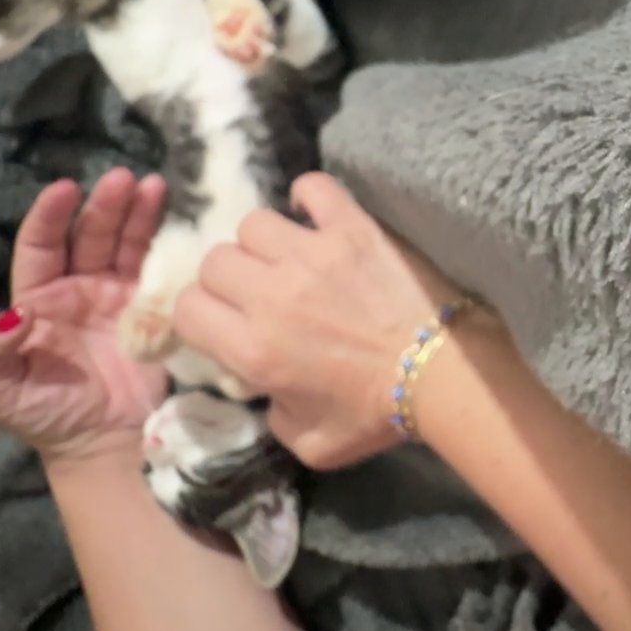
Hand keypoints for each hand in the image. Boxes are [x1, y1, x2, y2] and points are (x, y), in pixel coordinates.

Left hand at [0, 168, 169, 469]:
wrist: (107, 442)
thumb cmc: (46, 415)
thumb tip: (16, 312)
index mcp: (40, 300)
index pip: (42, 247)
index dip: (50, 217)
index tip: (64, 188)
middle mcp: (81, 288)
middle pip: (92, 235)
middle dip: (106, 205)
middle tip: (124, 177)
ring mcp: (122, 295)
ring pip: (128, 242)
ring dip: (140, 211)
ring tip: (152, 185)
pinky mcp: (157, 306)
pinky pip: (161, 267)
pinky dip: (168, 240)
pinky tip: (177, 218)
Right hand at [172, 173, 461, 469]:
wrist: (443, 372)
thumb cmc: (378, 412)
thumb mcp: (310, 443)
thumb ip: (272, 414)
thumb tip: (266, 385)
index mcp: (253, 349)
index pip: (187, 308)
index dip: (199, 314)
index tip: (223, 320)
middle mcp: (272, 294)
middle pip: (215, 261)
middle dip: (228, 278)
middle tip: (258, 290)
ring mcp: (314, 253)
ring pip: (254, 223)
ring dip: (263, 241)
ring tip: (288, 256)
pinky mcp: (354, 227)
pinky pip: (315, 187)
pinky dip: (309, 196)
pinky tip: (315, 215)